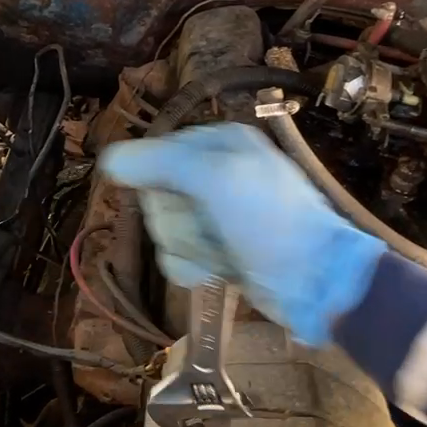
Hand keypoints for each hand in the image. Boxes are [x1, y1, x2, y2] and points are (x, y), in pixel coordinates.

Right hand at [98, 123, 384, 346]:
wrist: (317, 283)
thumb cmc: (270, 219)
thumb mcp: (214, 177)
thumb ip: (158, 163)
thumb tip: (108, 159)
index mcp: (217, 143)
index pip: (154, 154)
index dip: (162, 180)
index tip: (187, 194)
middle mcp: (212, 173)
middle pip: (155, 194)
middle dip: (180, 219)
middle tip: (213, 227)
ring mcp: (213, 214)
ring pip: (162, 227)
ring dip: (188, 246)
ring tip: (223, 252)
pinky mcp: (214, 249)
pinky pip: (174, 254)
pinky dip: (190, 267)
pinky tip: (215, 271)